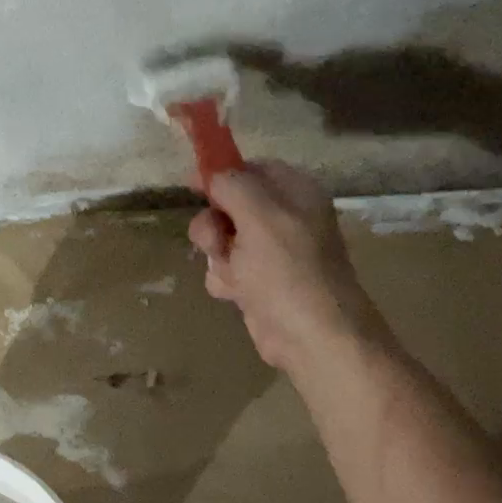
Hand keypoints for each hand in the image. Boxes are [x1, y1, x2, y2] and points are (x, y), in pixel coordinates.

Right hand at [188, 161, 381, 369]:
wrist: (309, 334)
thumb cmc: (288, 271)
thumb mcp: (260, 217)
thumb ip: (234, 186)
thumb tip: (213, 172)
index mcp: (294, 193)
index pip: (251, 169)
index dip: (221, 175)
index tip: (192, 186)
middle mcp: (282, 218)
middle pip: (227, 206)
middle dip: (214, 226)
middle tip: (219, 242)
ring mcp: (267, 251)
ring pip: (219, 240)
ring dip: (217, 257)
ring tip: (235, 275)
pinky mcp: (255, 280)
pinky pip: (223, 269)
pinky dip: (223, 280)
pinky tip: (236, 293)